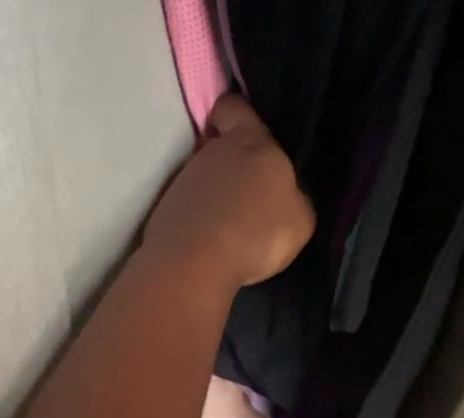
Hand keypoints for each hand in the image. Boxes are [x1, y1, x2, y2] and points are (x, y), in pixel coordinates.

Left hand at [141, 96, 313, 292]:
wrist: (195, 266)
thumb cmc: (256, 232)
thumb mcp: (299, 218)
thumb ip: (294, 197)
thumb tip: (286, 196)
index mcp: (248, 141)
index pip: (234, 106)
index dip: (237, 114)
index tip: (244, 132)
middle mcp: (211, 152)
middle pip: (219, 146)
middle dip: (231, 165)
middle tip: (248, 195)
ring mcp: (182, 181)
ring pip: (203, 179)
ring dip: (214, 196)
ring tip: (229, 228)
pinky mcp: (164, 210)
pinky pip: (188, 208)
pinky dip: (198, 220)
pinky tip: (209, 243)